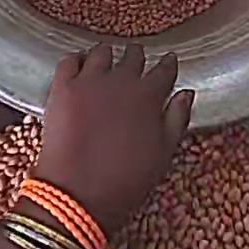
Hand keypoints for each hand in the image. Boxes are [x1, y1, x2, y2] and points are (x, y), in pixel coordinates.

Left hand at [31, 44, 193, 237]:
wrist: (77, 197)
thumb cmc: (126, 181)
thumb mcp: (163, 154)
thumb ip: (177, 119)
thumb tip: (186, 94)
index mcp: (149, 96)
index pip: (164, 69)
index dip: (168, 64)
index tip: (168, 61)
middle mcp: (121, 80)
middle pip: (133, 55)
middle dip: (136, 56)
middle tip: (135, 60)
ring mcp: (89, 81)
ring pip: (101, 52)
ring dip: (107, 56)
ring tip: (106, 63)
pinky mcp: (62, 87)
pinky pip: (69, 60)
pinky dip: (76, 60)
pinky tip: (79, 68)